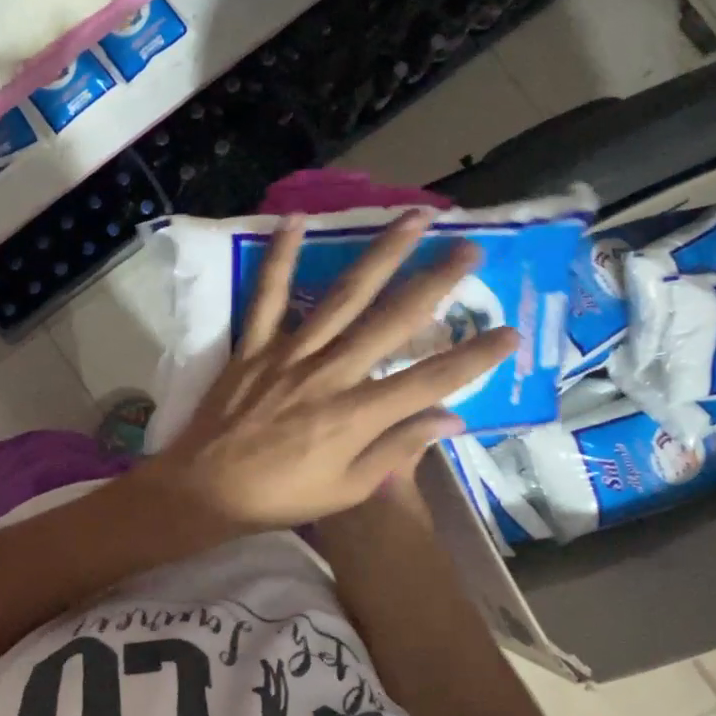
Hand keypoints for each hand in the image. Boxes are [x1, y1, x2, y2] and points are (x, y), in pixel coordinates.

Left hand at [133, 209, 516, 533]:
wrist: (204, 489)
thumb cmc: (279, 498)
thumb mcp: (347, 488)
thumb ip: (397, 448)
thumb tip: (452, 417)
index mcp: (357, 415)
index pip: (431, 380)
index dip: (475, 357)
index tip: (511, 334)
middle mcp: (329, 374)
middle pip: (393, 322)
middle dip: (437, 283)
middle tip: (471, 249)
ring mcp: (288, 355)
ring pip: (342, 296)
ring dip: (381, 254)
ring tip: (414, 218)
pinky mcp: (251, 347)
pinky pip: (267, 296)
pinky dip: (279, 258)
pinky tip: (295, 220)